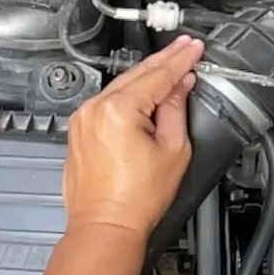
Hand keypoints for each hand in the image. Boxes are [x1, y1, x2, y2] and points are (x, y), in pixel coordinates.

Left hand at [63, 36, 204, 238]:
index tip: (194, 48)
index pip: (158, 75)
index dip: (181, 59)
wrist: (105, 227)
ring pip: (121, 85)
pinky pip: (108, 101)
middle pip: (137, 74)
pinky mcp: (79, 129)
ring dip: (146, 75)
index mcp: (118, 109)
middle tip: (185, 48)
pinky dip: (128, 94)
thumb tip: (180, 85)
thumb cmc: (135, 200)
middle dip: (165, 61)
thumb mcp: (173, 150)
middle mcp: (95, 108)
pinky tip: (145, 91)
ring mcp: (83, 118)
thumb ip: (176, 109)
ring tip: (170, 67)